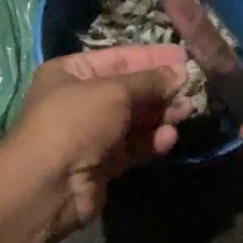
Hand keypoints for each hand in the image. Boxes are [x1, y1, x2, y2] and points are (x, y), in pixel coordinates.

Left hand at [5, 45, 192, 231]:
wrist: (48, 185)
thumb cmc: (75, 122)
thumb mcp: (113, 91)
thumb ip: (148, 81)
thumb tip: (179, 72)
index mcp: (71, 72)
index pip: (117, 58)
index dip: (151, 57)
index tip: (184, 57)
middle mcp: (79, 100)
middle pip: (128, 89)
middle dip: (160, 88)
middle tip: (194, 87)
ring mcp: (91, 133)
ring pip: (134, 119)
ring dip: (161, 114)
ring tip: (188, 110)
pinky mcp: (103, 163)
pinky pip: (133, 146)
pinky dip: (151, 141)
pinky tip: (169, 138)